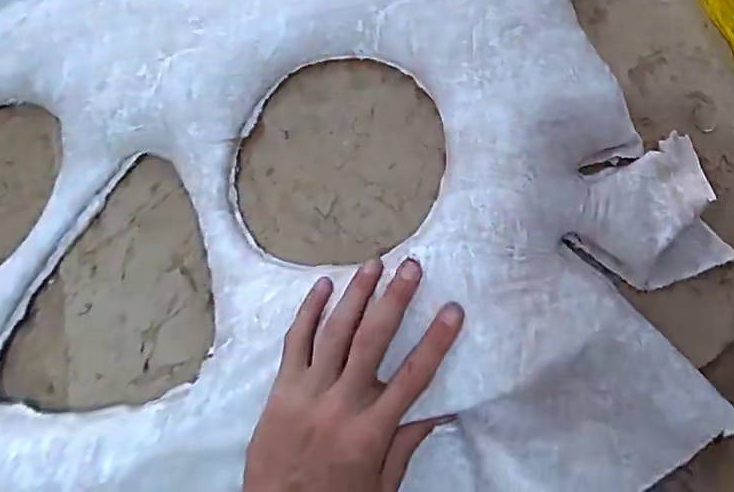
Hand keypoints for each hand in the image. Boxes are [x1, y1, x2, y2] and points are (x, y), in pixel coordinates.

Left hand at [244, 259, 464, 491]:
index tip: (455, 309)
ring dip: (356, 294)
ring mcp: (306, 398)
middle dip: (395, 299)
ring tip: (374, 264)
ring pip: (334, 334)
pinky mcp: (279, 395)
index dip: (437, 340)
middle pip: (372, 341)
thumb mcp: (381, 484)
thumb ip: (408, 442)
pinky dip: (308, 312)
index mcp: (370, 432)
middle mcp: (339, 408)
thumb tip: (444, 406)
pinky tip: (323, 285)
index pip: (413, 376)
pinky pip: (294, 346)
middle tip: (412, 266)